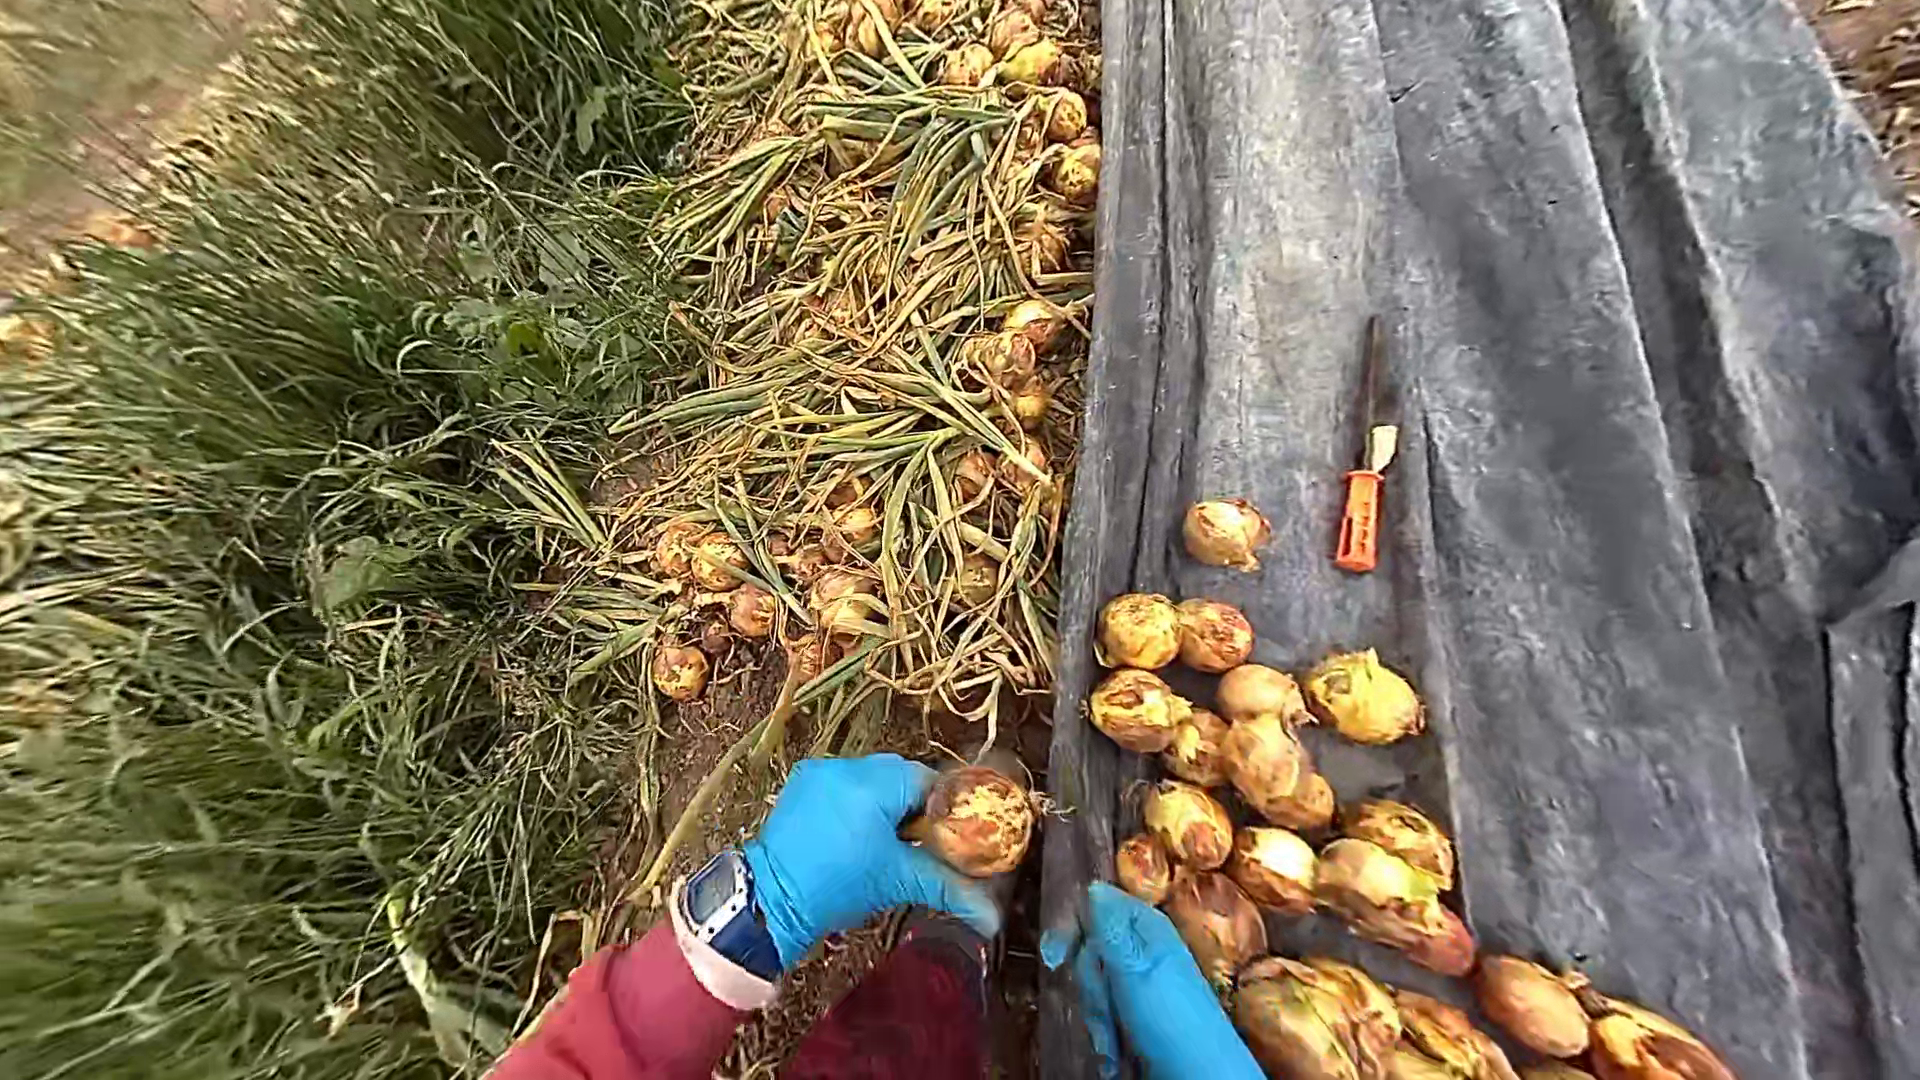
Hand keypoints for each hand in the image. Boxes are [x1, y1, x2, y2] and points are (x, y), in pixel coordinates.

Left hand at [743, 754, 1001, 967]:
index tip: (939, 833)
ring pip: (873, 774)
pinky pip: (845, 778)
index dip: (939, 806)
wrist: (770, 900)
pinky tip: (851, 827)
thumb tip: (992, 917)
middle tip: (912, 839)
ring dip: (884, 797)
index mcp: (875, 783)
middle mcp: (850, 765)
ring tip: (880, 836)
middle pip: (901, 773)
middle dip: (911, 803)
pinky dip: (856, 796)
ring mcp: (825, 768)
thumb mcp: (897, 881)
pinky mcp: (806, 776)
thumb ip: (948, 887)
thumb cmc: (839, 887)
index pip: (927, 779)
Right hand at [1067, 883, 1264, 1079]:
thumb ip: (1110, 926)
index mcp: (1143, 925)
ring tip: (1113, 1049)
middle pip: (1089, 948)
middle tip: (1105, 1014)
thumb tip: (1091, 885)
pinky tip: (1114, 1057)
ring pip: (1094, 984)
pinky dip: (1105, 1035)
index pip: (1093, 904)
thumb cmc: (1172, 1022)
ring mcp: (1140, 983)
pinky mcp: (1138, 1015)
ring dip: (1097, 1017)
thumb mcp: (1136, 968)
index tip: (1053, 959)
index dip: (1070, 929)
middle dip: (1090, 986)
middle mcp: (1140, 948)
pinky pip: (1106, 1012)